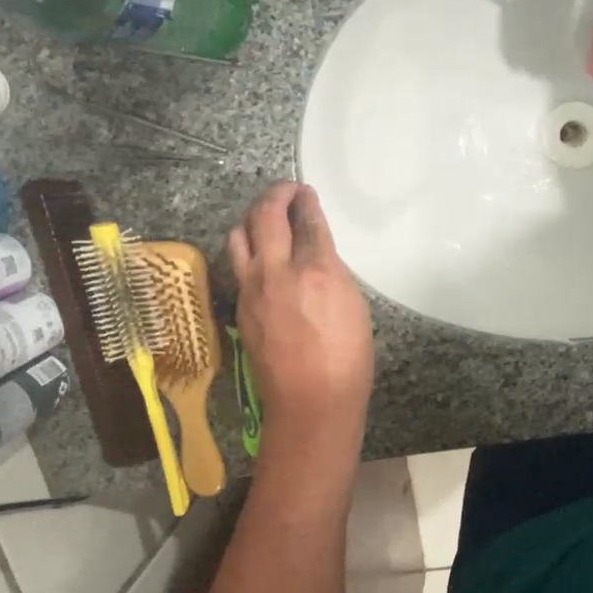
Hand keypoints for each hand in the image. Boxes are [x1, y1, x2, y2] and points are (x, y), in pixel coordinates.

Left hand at [228, 181, 373, 448]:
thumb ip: (332, 274)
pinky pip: (240, 265)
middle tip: (286, 191)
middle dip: (276, 195)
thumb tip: (317, 259)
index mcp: (317, 270)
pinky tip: (260, 256)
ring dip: (253, 218)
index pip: (307, 221)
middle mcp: (279, 271)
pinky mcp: (241, 306)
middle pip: (267, 216)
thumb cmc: (348, 360)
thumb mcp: (353, 307)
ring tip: (265, 217)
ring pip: (240, 235)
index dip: (306, 202)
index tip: (306, 192)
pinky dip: (249, 250)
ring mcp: (253, 288)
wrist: (311, 401)